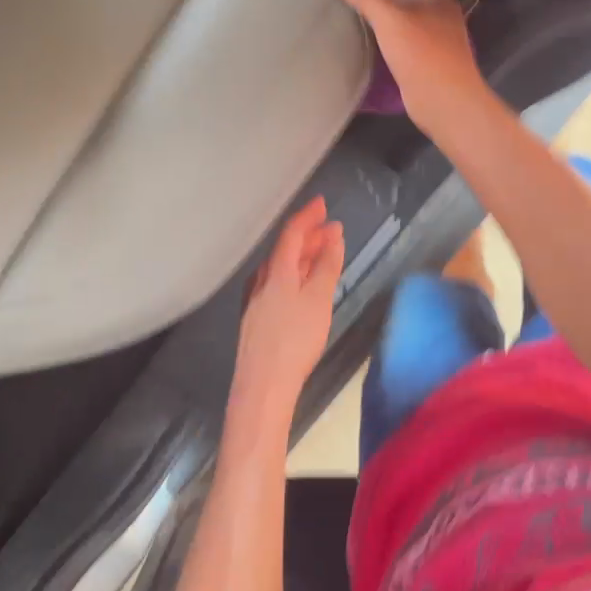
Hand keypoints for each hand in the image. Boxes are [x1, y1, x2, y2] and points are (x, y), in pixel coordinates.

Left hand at [230, 196, 345, 419]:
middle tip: (331, 230)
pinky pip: (277, 284)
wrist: (263, 386)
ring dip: (302, 256)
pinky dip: (294, 275)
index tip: (322, 204)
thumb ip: (326, 267)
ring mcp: (256, 301)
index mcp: (276, 272)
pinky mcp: (257, 319)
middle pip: (284, 250)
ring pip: (280, 268)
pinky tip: (303, 286)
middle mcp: (261, 281)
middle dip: (308, 236)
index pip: (291, 234)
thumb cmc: (295, 340)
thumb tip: (333, 237)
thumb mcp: (318, 300)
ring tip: (322, 253)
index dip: (308, 217)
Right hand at [326, 0, 488, 135]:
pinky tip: (368, 22)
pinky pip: (401, 30)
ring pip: (404, 9)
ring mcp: (435, 33)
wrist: (445, 104)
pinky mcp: (425, 54)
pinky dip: (386, 25)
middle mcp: (441, 9)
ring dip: (384, 3)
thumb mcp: (390, 20)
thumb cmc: (423, 56)